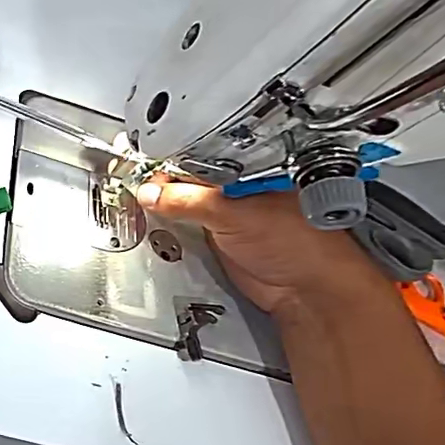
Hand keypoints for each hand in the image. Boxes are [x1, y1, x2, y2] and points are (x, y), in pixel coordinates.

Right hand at [135, 176, 389, 317]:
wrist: (304, 291)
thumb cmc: (300, 245)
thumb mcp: (235, 215)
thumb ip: (190, 201)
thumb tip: (153, 193)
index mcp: (253, 167)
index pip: (204, 153)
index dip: (175, 156)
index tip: (148, 163)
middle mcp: (240, 185)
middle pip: (191, 175)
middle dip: (165, 179)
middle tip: (139, 181)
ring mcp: (228, 210)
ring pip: (187, 198)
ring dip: (165, 200)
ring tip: (142, 196)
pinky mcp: (218, 234)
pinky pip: (187, 221)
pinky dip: (171, 219)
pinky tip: (157, 214)